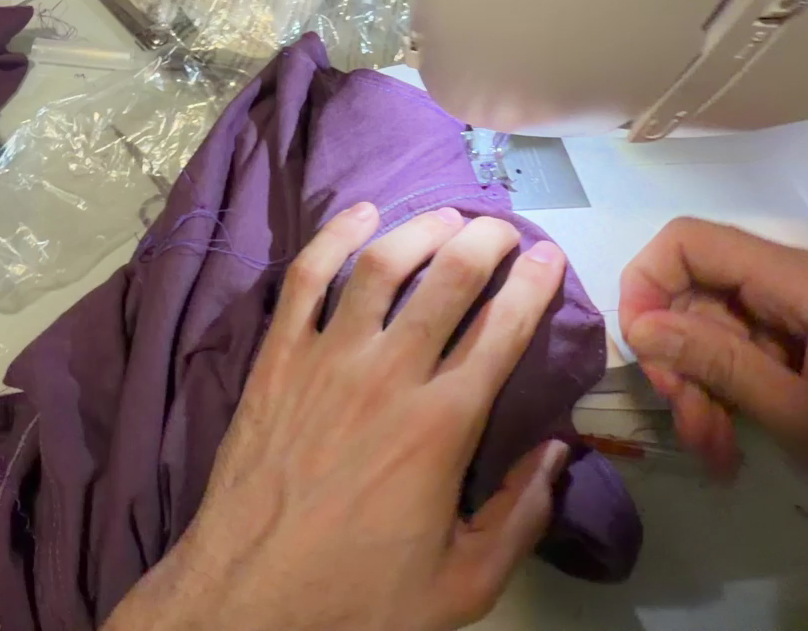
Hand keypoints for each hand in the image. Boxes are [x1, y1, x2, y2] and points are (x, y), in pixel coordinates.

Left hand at [104, 203, 570, 630]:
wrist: (249, 595)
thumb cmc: (359, 594)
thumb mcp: (463, 584)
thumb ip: (520, 516)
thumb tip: (558, 450)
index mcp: (442, 425)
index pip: (501, 333)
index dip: (532, 287)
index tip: (547, 256)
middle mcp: (390, 374)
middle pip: (449, 282)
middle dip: (484, 243)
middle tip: (502, 228)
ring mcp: (329, 356)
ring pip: (381, 267)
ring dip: (419, 231)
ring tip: (445, 217)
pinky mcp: (280, 354)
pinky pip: (307, 279)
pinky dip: (333, 237)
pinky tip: (359, 214)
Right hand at [616, 218, 807, 630]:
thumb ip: (719, 364)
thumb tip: (640, 324)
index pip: (691, 241)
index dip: (648, 283)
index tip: (642, 353)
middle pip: (702, 291)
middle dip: (680, 355)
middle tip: (689, 425)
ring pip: (723, 330)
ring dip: (705, 386)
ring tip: (715, 452)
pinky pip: (757, 354)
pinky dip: (736, 395)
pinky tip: (736, 448)